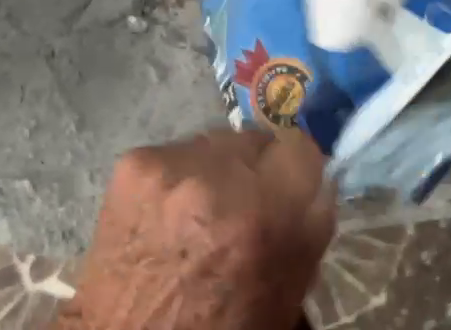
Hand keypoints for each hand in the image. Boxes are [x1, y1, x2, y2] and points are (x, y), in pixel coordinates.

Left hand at [57, 129, 335, 329]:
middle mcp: (216, 179)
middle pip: (256, 139)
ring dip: (217, 169)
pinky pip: (174, 152)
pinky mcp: (133, 164)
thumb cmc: (220, 329)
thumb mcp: (286, 292)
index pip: (300, 146)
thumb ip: (309, 226)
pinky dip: (178, 176)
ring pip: (214, 143)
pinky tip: (169, 212)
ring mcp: (169, 167)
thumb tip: (318, 180)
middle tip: (245, 206)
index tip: (291, 188)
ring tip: (203, 211)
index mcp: (262, 215)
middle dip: (257, 170)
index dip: (298, 169)